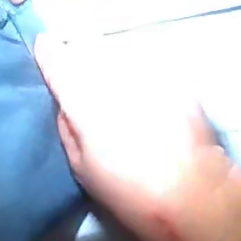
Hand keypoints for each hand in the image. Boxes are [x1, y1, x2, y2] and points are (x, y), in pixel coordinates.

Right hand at [33, 35, 240, 240]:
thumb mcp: (81, 167)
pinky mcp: (173, 77)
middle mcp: (112, 77)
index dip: (49, 52)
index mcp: (84, 101)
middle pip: (87, 50)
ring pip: (116, 54)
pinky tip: (144, 96)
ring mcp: (145, 74)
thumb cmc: (129, 192)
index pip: (58, 61)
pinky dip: (138, 73)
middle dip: (79, 55)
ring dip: (109, 62)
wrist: (196, 196)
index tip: (44, 45)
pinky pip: (145, 64)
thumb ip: (67, 125)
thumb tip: (65, 102)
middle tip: (80, 72)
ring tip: (116, 87)